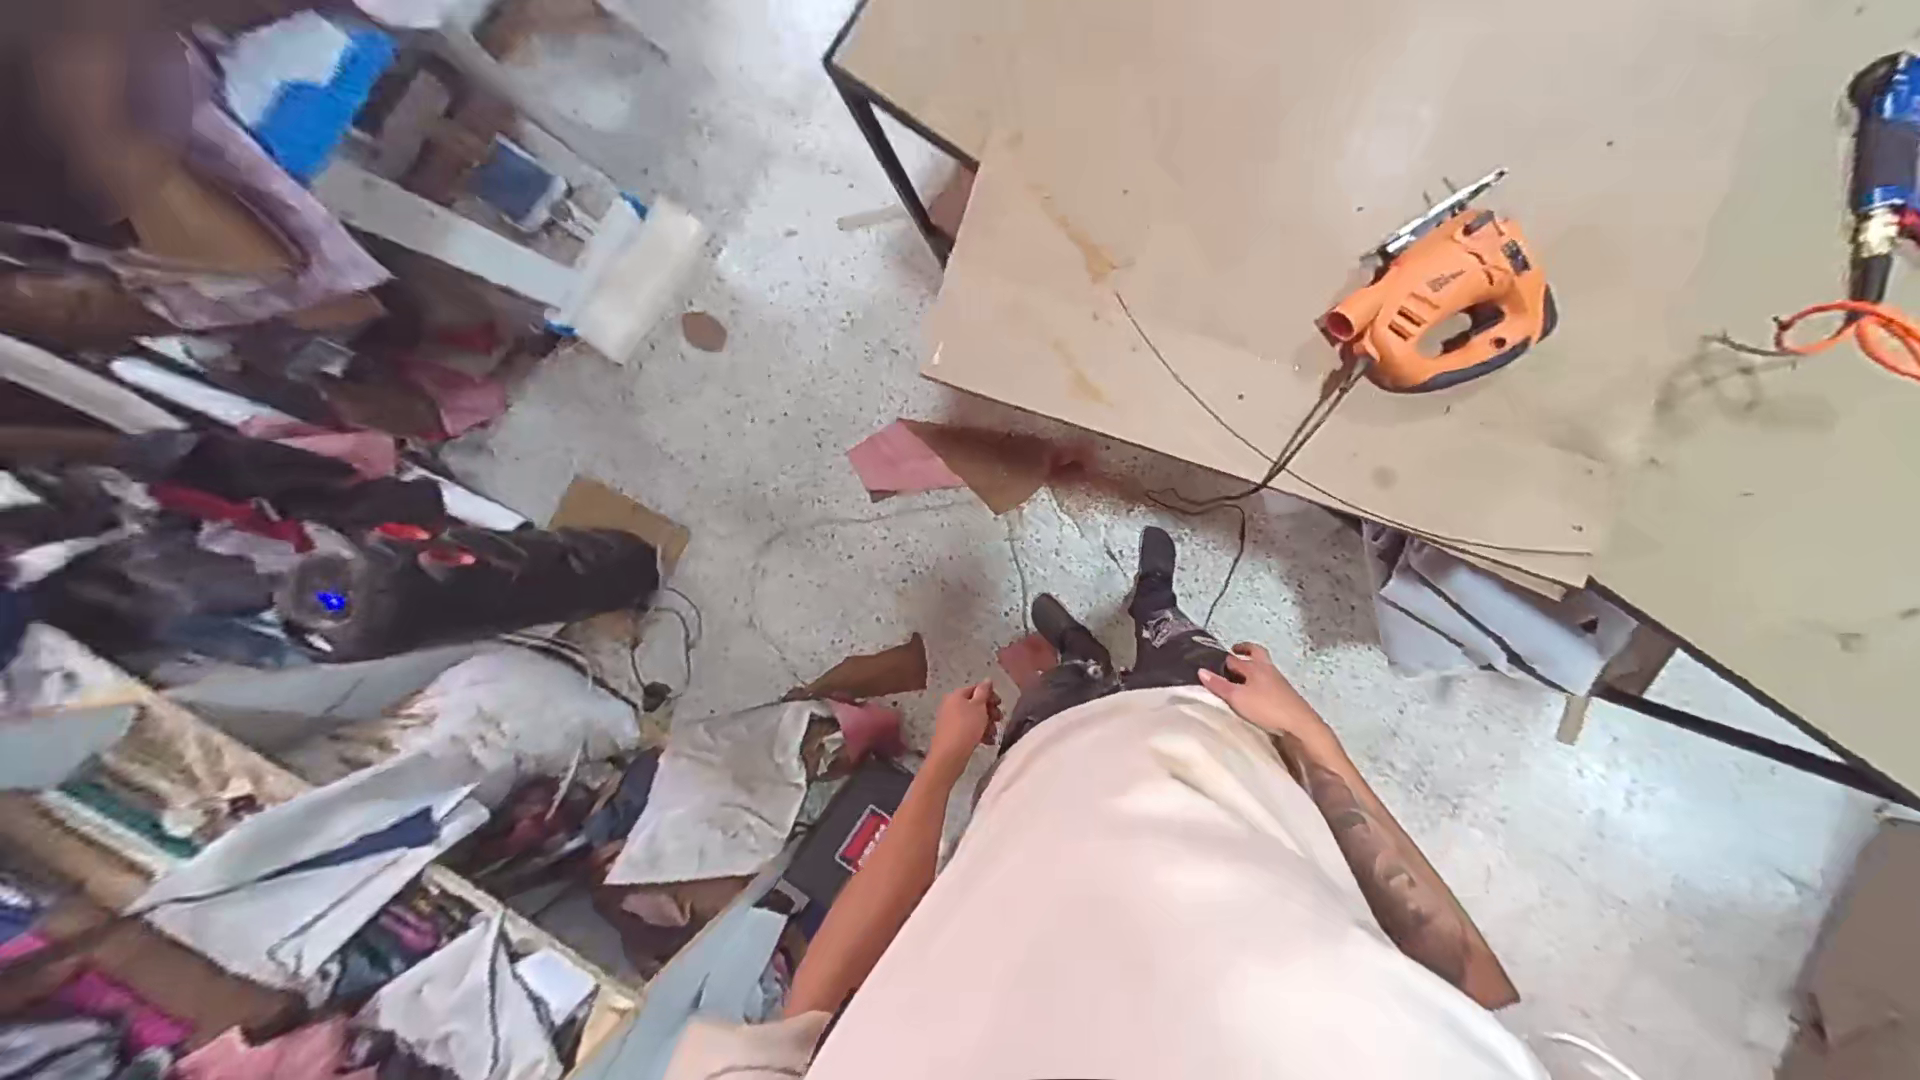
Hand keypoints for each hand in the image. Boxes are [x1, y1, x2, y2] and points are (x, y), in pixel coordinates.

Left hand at [926, 680, 1001, 776]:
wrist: (950, 754)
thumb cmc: (966, 726)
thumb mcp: (978, 706)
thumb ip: (984, 692)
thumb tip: (987, 679)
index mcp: (957, 695)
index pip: (976, 689)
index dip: (990, 695)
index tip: (1000, 705)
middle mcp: (951, 705)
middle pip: (975, 704)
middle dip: (990, 712)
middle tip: (999, 719)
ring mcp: (950, 720)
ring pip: (973, 718)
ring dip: (987, 724)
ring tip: (993, 734)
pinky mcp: (952, 734)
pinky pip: (968, 729)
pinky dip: (979, 733)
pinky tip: (988, 742)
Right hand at [1198, 644, 1336, 752]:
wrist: (1300, 725)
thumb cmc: (1266, 708)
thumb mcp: (1236, 697)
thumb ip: (1218, 685)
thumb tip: (1201, 670)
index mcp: (1254, 667)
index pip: (1234, 658)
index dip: (1223, 659)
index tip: (1213, 662)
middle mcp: (1267, 669)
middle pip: (1256, 653)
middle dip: (1244, 650)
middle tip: (1234, 651)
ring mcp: (1279, 681)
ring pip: (1263, 666)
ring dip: (1253, 666)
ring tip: (1242, 675)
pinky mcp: (1286, 693)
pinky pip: (1269, 680)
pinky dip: (1260, 680)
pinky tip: (1256, 691)